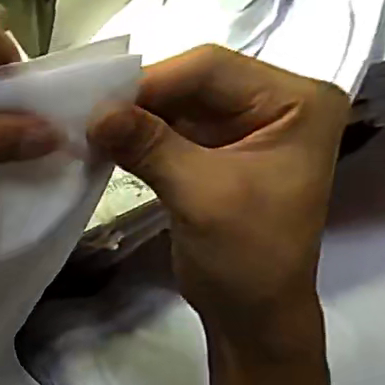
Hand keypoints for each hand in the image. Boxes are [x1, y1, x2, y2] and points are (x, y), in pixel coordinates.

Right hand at [87, 45, 349, 349]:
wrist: (252, 315)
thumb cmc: (247, 257)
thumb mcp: (201, 195)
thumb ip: (151, 147)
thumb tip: (95, 112)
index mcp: (297, 102)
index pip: (213, 69)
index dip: (153, 82)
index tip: (98, 102)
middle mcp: (274, 105)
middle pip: (195, 83)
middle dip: (141, 99)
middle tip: (87, 114)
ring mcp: (243, 130)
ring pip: (178, 106)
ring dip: (136, 118)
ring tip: (90, 129)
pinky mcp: (215, 154)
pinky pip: (171, 133)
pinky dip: (140, 139)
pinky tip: (107, 144)